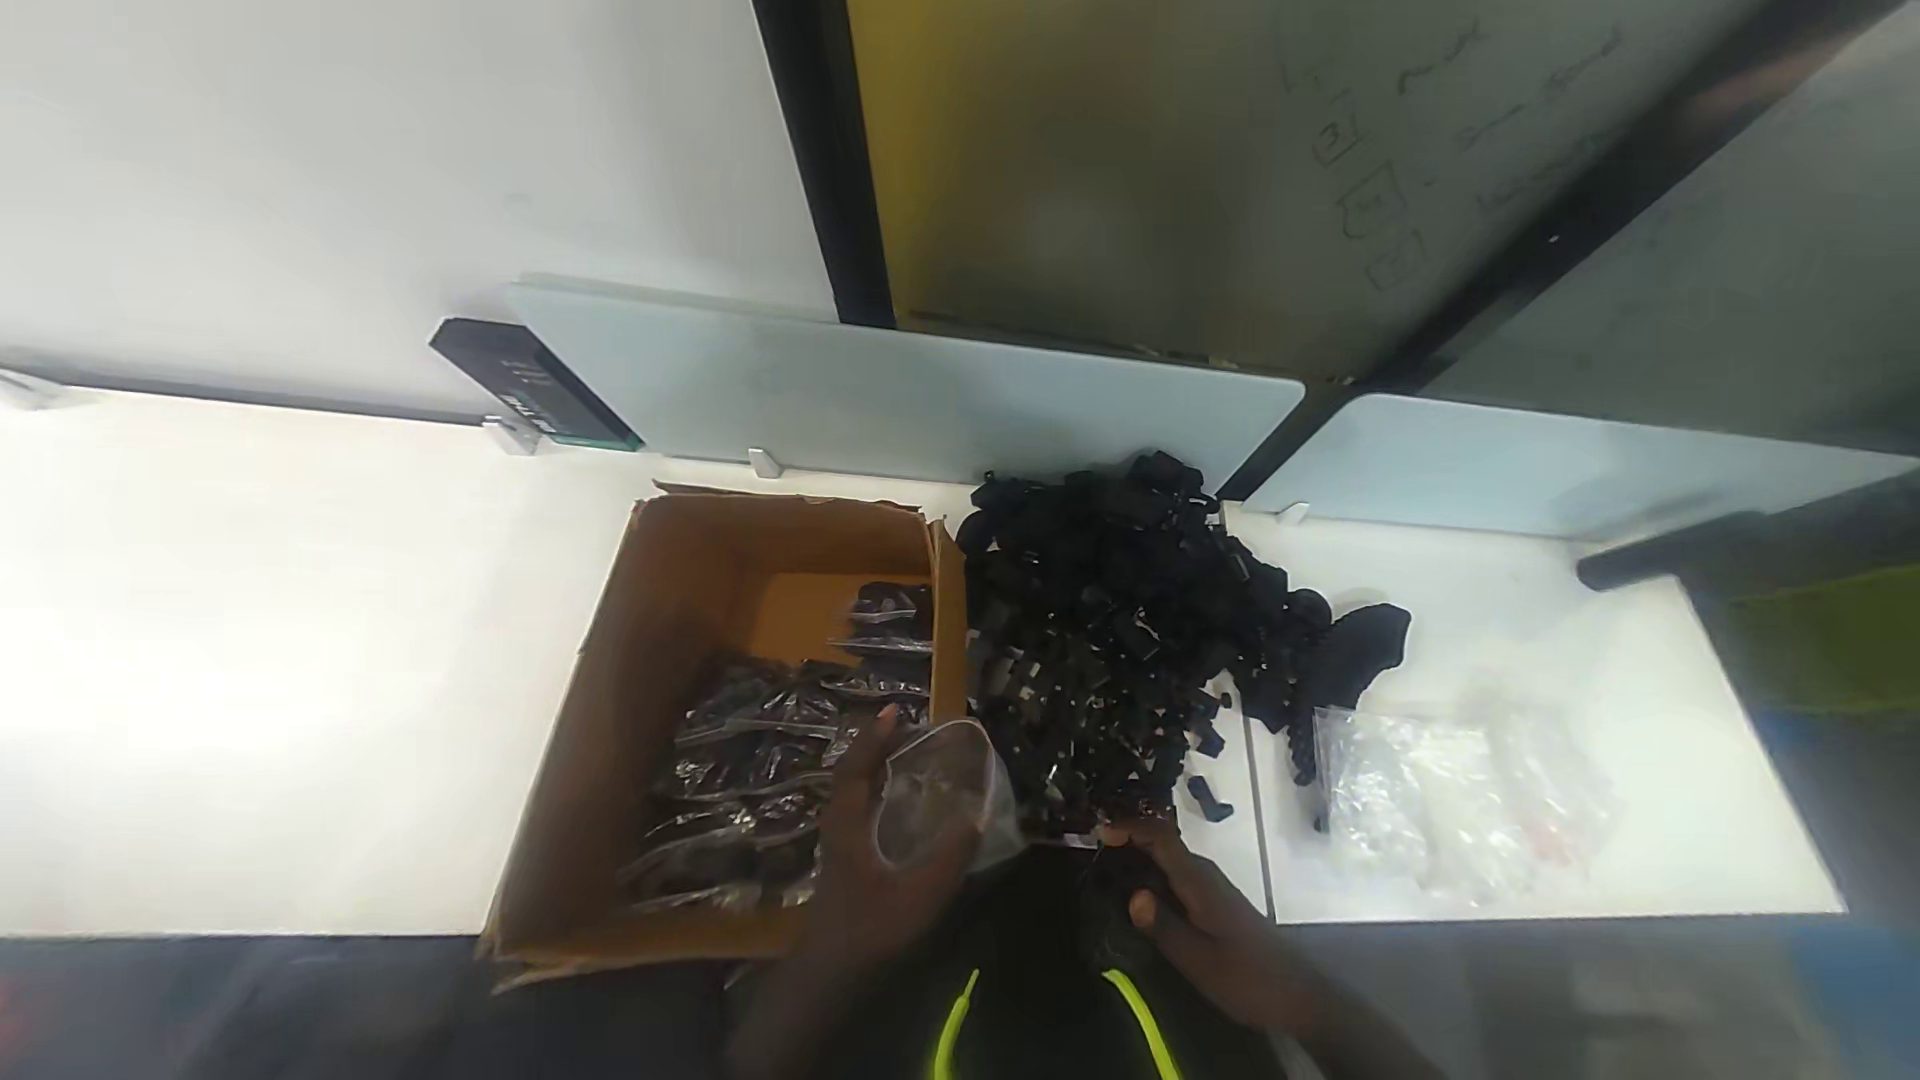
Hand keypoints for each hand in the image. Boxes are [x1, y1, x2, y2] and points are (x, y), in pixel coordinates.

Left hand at [801, 705, 980, 971]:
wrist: (832, 974)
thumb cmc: (872, 931)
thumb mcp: (918, 897)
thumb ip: (950, 858)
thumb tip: (976, 816)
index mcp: (847, 824)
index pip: (855, 767)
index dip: (873, 737)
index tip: (894, 710)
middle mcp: (839, 822)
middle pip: (851, 770)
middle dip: (876, 743)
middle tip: (907, 725)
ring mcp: (839, 837)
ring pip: (852, 786)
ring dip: (875, 761)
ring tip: (905, 747)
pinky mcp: (845, 852)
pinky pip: (858, 801)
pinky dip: (875, 783)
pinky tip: (898, 792)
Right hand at [1097, 818, 1326, 1034]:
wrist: (1300, 996)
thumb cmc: (1248, 978)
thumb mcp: (1200, 960)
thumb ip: (1164, 926)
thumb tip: (1131, 895)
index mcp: (1198, 880)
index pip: (1160, 837)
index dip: (1129, 828)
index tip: (1100, 833)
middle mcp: (1203, 873)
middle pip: (1161, 842)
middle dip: (1127, 840)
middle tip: (1094, 854)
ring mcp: (1210, 885)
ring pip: (1168, 858)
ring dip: (1138, 857)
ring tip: (1107, 872)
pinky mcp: (1213, 900)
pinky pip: (1175, 874)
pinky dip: (1152, 874)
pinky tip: (1139, 896)